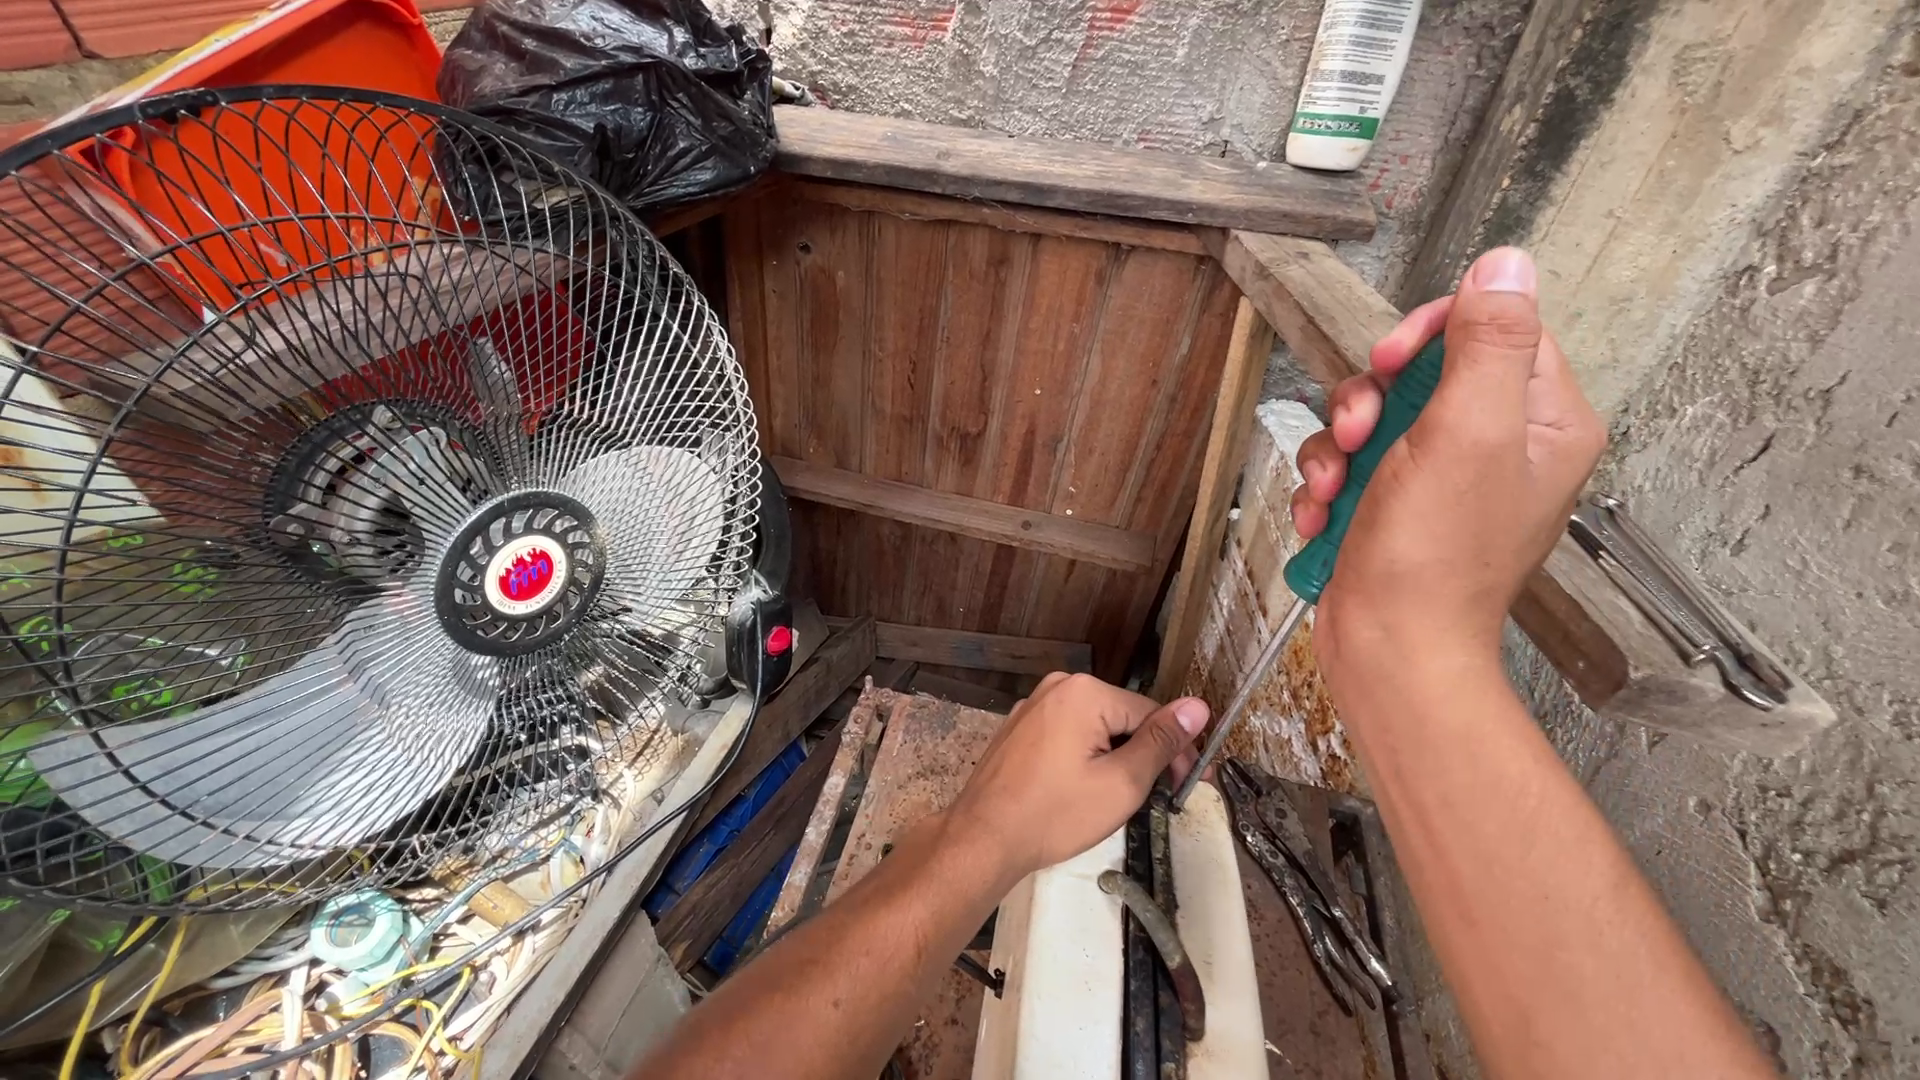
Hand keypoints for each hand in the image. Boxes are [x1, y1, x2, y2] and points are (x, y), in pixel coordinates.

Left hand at [943, 673, 1208, 881]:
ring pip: (1095, 727)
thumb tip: (1198, 706)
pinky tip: (1084, 790)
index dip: (1176, 751)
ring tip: (1123, 799)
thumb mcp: (1122, 782)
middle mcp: (1057, 686)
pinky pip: (1067, 734)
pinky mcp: (1019, 728)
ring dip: (1116, 757)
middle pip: (1122, 717)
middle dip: (1145, 754)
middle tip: (1160, 798)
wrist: (983, 839)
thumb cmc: (1055, 815)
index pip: (1151, 713)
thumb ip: (1161, 742)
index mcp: (1084, 691)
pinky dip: (1085, 756)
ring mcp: (1033, 706)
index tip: (1189, 787)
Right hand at [1290, 247, 1605, 693]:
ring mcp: (1437, 479)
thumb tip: (1507, 264)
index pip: (1494, 330)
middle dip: (1367, 402)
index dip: (1433, 332)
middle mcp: (1494, 445)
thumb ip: (1489, 343)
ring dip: (1334, 450)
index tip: (1391, 358)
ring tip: (1332, 492)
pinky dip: (1325, 488)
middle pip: (1418, 375)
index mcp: (1539, 421)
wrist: (1388, 645)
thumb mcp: (1466, 433)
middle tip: (1357, 435)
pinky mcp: (1390, 506)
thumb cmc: (1432, 557)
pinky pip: (1348, 466)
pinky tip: (1322, 517)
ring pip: (1370, 420)